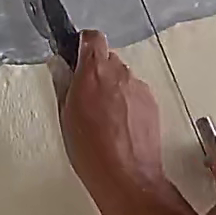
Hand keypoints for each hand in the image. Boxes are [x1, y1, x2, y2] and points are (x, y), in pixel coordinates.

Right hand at [58, 30, 188, 214]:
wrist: (126, 175)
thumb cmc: (91, 151)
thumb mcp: (66, 116)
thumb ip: (66, 85)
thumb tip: (63, 69)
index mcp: (93, 72)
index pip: (92, 39)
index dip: (84, 44)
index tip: (77, 53)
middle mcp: (119, 74)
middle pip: (108, 59)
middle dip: (97, 72)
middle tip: (86, 95)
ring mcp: (138, 88)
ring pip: (123, 77)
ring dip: (113, 88)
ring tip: (104, 117)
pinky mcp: (151, 103)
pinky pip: (135, 93)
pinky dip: (127, 103)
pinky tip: (119, 126)